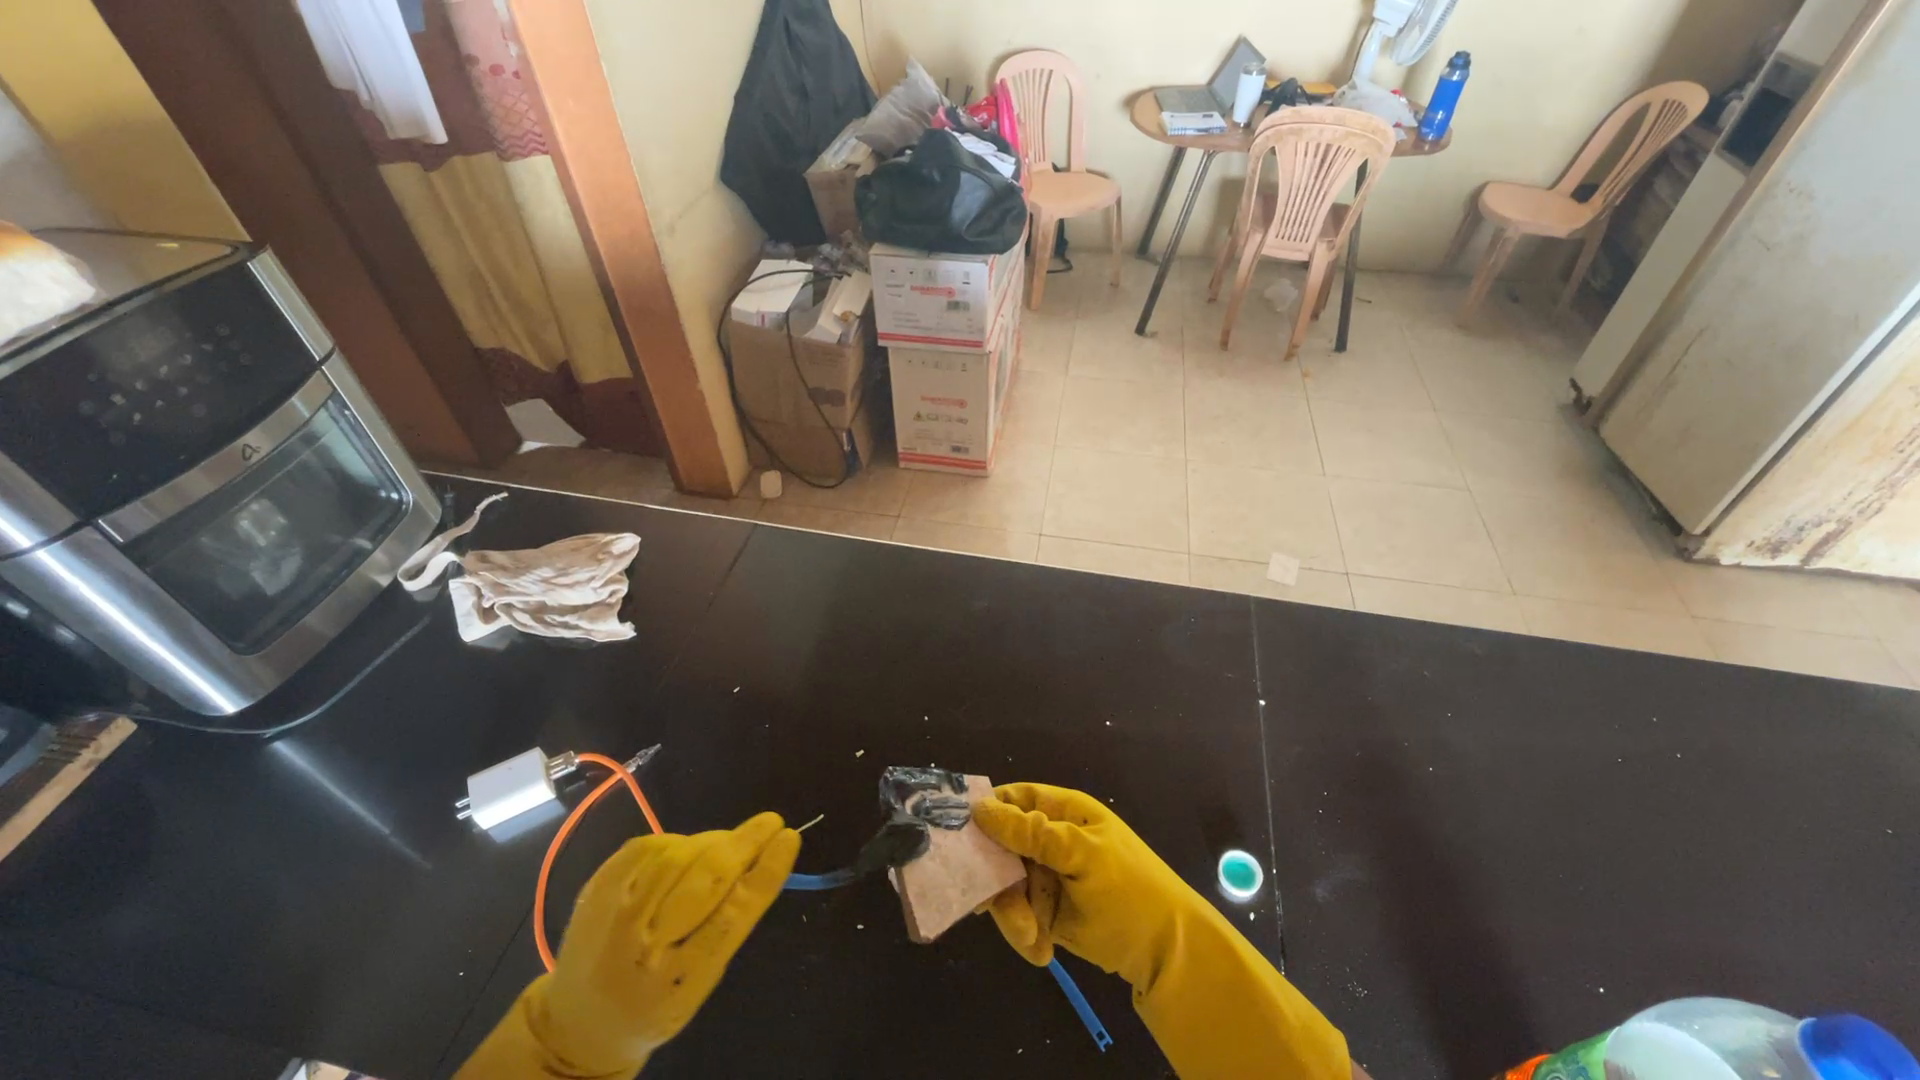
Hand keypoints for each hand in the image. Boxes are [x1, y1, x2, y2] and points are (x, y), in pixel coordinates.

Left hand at [527, 813, 799, 1075]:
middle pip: (705, 877)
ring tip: (729, 841)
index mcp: (681, 978)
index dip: (765, 872)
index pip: (733, 914)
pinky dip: (676, 840)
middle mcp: (645, 944)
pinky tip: (688, 847)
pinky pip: (647, 847)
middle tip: (770, 823)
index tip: (788, 839)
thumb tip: (757, 859)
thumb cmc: (656, 1002)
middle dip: (744, 843)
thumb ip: (728, 925)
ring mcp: (616, 913)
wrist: (580, 1020)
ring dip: (712, 840)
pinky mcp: (597, 888)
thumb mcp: (701, 979)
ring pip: (676, 855)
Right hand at [971, 782, 1200, 989]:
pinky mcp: (1044, 912)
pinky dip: (1025, 934)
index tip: (955, 835)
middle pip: (998, 846)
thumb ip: (1032, 833)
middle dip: (994, 878)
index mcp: (1063, 812)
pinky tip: (1043, 950)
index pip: (1011, 799)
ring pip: (1002, 886)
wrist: (1166, 953)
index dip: (984, 812)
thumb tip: (979, 808)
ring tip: (1032, 937)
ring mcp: (1045, 877)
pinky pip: (1016, 916)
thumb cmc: (1130, 891)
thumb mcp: (1082, 856)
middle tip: (985, 904)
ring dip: (1012, 915)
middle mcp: (1049, 839)